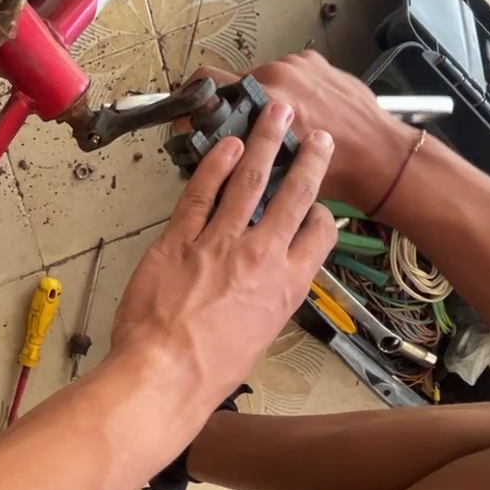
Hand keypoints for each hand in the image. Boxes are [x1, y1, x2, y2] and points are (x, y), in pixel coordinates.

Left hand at [109, 100, 337, 412]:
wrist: (167, 372)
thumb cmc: (207, 369)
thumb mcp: (256, 340)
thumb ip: (263, 305)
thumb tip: (256, 292)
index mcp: (286, 286)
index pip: (319, 236)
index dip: (322, 216)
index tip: (319, 205)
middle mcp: (260, 257)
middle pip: (293, 196)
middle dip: (308, 160)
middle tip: (318, 135)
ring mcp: (219, 243)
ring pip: (249, 182)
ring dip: (265, 144)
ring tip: (275, 118)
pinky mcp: (179, 240)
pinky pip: (200, 194)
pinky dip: (214, 167)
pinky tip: (226, 147)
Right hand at [195, 51, 417, 209]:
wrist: (381, 158)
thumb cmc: (333, 170)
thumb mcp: (270, 172)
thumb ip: (235, 155)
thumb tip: (207, 150)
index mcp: (266, 99)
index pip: (205, 84)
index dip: (193, 105)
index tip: (191, 117)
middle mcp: (280, 73)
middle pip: (234, 84)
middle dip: (233, 107)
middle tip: (245, 131)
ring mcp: (300, 64)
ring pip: (261, 79)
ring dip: (263, 100)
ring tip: (278, 126)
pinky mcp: (316, 62)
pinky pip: (287, 73)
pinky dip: (288, 91)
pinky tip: (300, 113)